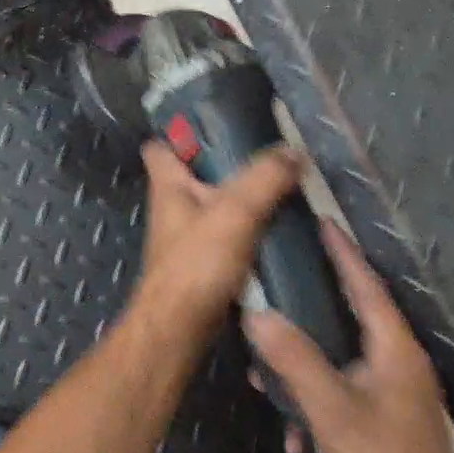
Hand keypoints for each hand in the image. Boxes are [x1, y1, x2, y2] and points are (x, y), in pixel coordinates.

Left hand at [125, 141, 303, 350]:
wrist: (180, 328)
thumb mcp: (235, 211)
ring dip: (244, 201)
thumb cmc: (196, 264)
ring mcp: (186, 239)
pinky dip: (250, 232)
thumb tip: (293, 150)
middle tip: (274, 159)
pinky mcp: (203, 265)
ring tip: (288, 191)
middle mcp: (172, 209)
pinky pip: (229, 237)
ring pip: (216, 208)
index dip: (181, 133)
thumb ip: (264, 178)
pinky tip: (280, 232)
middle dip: (228, 166)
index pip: (161, 148)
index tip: (220, 124)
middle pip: (196, 175)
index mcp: (167, 186)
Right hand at [244, 220, 453, 452]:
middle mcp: (397, 361)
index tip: (322, 222)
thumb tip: (257, 314)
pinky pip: (340, 391)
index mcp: (394, 349)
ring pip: (338, 357)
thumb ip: (293, 359)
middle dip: (309, 304)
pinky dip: (313, 402)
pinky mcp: (383, 416)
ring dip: (301, 364)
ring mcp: (392, 390)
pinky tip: (294, 435)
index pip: (367, 287)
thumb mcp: (330, 408)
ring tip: (263, 376)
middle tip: (276, 282)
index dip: (344, 253)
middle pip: (350, 316)